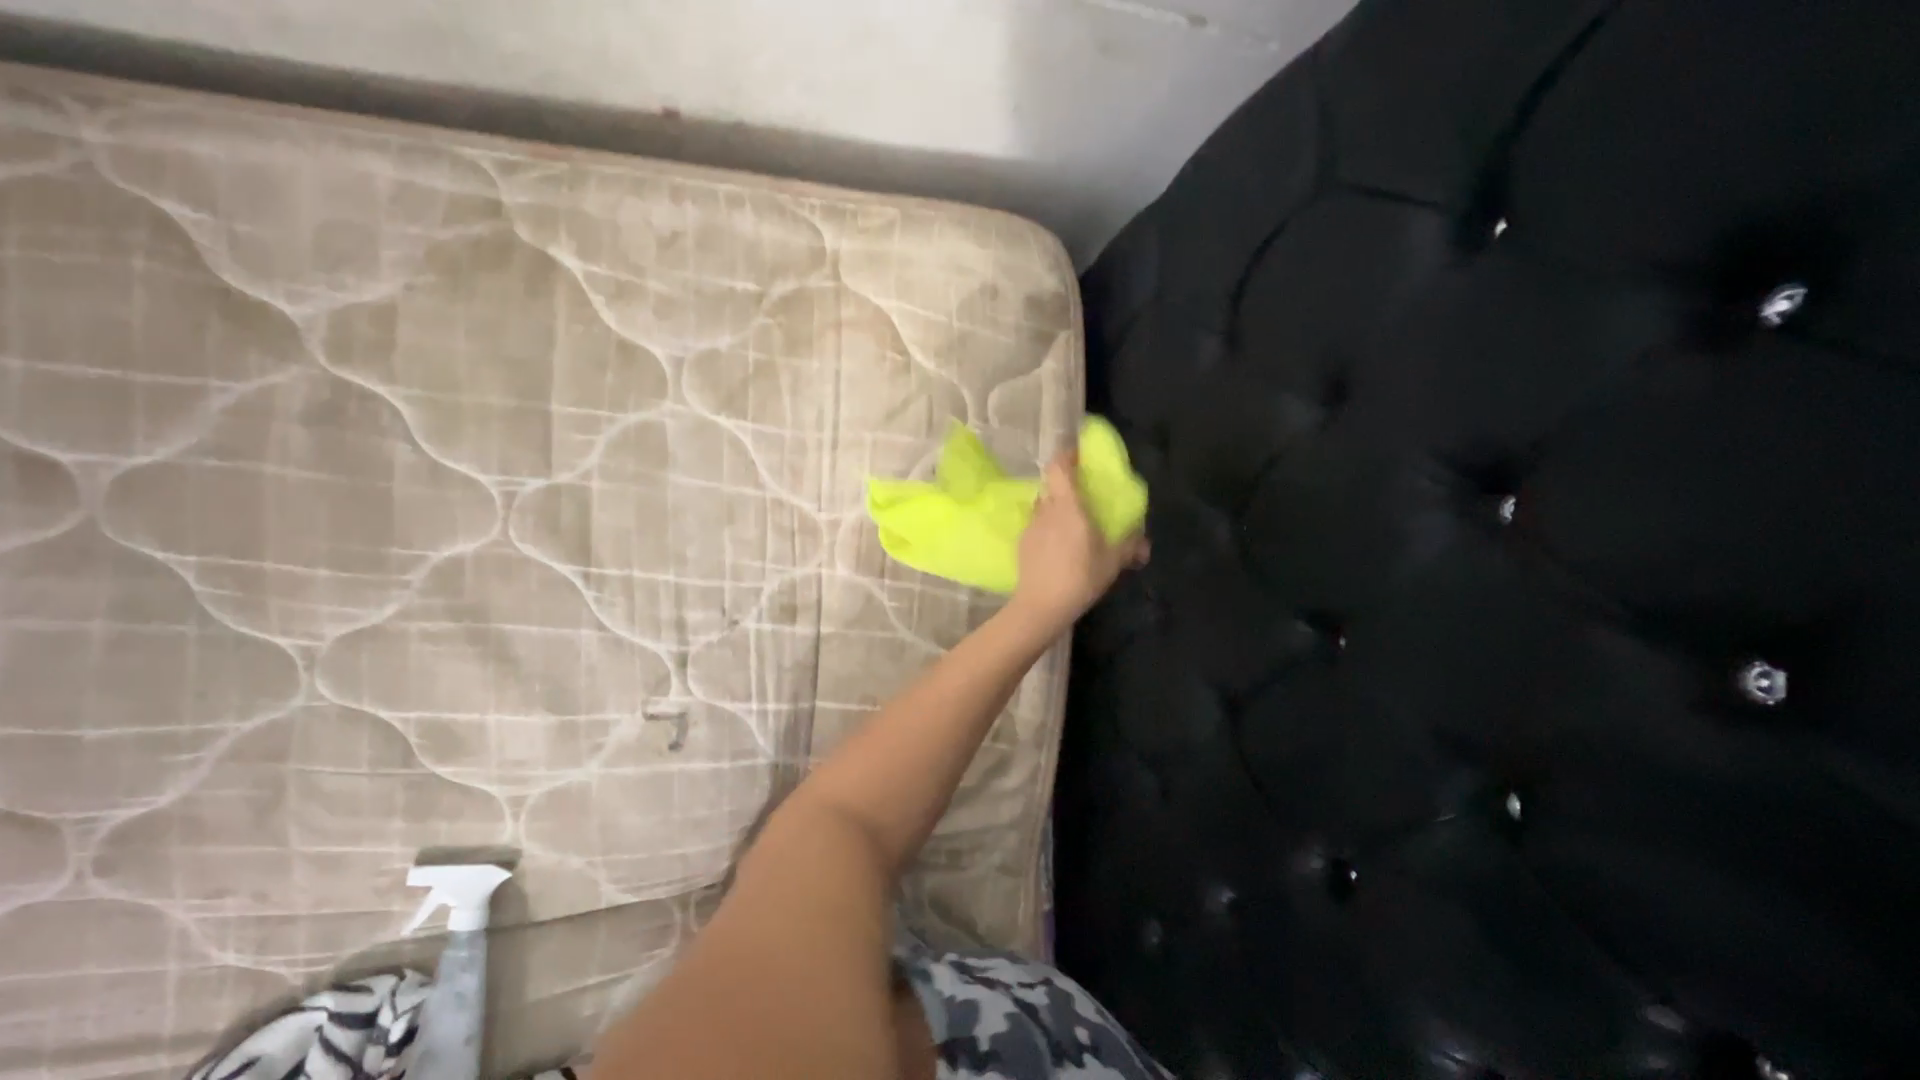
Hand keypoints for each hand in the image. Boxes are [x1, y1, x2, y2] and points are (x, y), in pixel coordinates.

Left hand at [1010, 449, 1148, 632]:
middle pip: (1051, 485)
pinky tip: (1057, 547)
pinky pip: (1036, 526)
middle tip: (1082, 496)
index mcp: (1067, 506)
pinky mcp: (1022, 544)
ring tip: (1071, 523)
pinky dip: (1047, 528)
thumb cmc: (1080, 577)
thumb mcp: (1112, 562)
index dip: (1067, 456)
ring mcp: (1030, 527)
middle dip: (1065, 485)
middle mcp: (1045, 510)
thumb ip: (1129, 547)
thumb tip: (1144, 545)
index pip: (1058, 466)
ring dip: (1055, 508)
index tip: (1079, 456)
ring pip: (1042, 506)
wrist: (1040, 606)